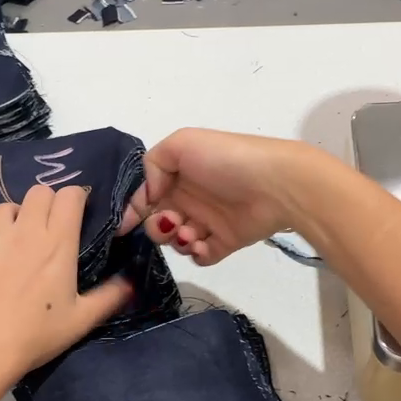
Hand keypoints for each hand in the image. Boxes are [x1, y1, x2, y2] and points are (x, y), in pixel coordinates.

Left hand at [0, 185, 132, 381]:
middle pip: (38, 191)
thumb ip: (110, 296)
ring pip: (6, 206)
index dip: (77, 198)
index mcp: (57, 243)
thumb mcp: (82, 320)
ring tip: (18, 241)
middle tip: (50, 228)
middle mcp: (24, 230)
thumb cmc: (37, 335)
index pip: (70, 195)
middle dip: (48, 203)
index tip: (79, 214)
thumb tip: (132, 282)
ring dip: (16, 217)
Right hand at [117, 129, 320, 264]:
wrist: (276, 185)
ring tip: (192, 234)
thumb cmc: (226, 160)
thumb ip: (153, 164)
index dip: (133, 211)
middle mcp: (190, 198)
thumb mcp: (182, 143)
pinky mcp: (224, 242)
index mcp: (178, 174)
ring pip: (176, 241)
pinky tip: (203, 246)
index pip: (147, 196)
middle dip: (157, 227)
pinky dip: (196, 254)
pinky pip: (199, 257)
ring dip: (176, 241)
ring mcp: (207, 222)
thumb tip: (151, 195)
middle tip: (172, 222)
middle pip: (158, 222)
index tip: (125, 226)